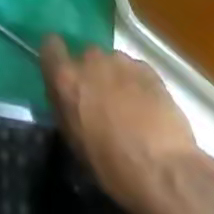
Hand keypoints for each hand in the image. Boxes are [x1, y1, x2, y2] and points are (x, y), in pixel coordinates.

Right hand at [40, 35, 213, 213]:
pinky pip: (134, 70)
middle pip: (85, 56)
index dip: (55, 56)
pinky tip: (145, 108)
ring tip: (126, 108)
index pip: (50, 47)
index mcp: (67, 79)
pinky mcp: (148, 67)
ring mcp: (122, 60)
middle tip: (99, 101)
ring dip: (114, 78)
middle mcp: (92, 60)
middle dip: (90, 74)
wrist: (162, 167)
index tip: (60, 70)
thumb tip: (64, 94)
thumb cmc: (111, 164)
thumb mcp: (75, 141)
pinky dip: (136, 84)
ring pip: (111, 63)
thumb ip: (65, 107)